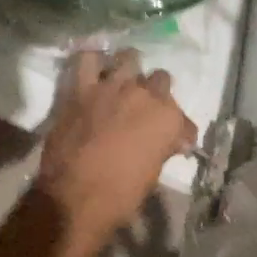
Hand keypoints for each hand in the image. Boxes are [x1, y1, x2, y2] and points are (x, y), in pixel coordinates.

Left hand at [36, 49, 196, 256]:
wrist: (74, 198)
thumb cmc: (120, 195)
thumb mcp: (153, 173)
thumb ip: (163, 147)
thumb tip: (172, 141)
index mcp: (168, 118)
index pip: (183, 116)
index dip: (178, 129)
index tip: (174, 141)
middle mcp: (145, 95)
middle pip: (159, 79)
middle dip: (156, 93)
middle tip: (145, 109)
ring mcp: (112, 87)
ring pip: (129, 58)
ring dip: (130, 69)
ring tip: (123, 83)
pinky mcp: (81, 88)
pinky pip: (88, 59)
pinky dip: (93, 62)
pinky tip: (96, 71)